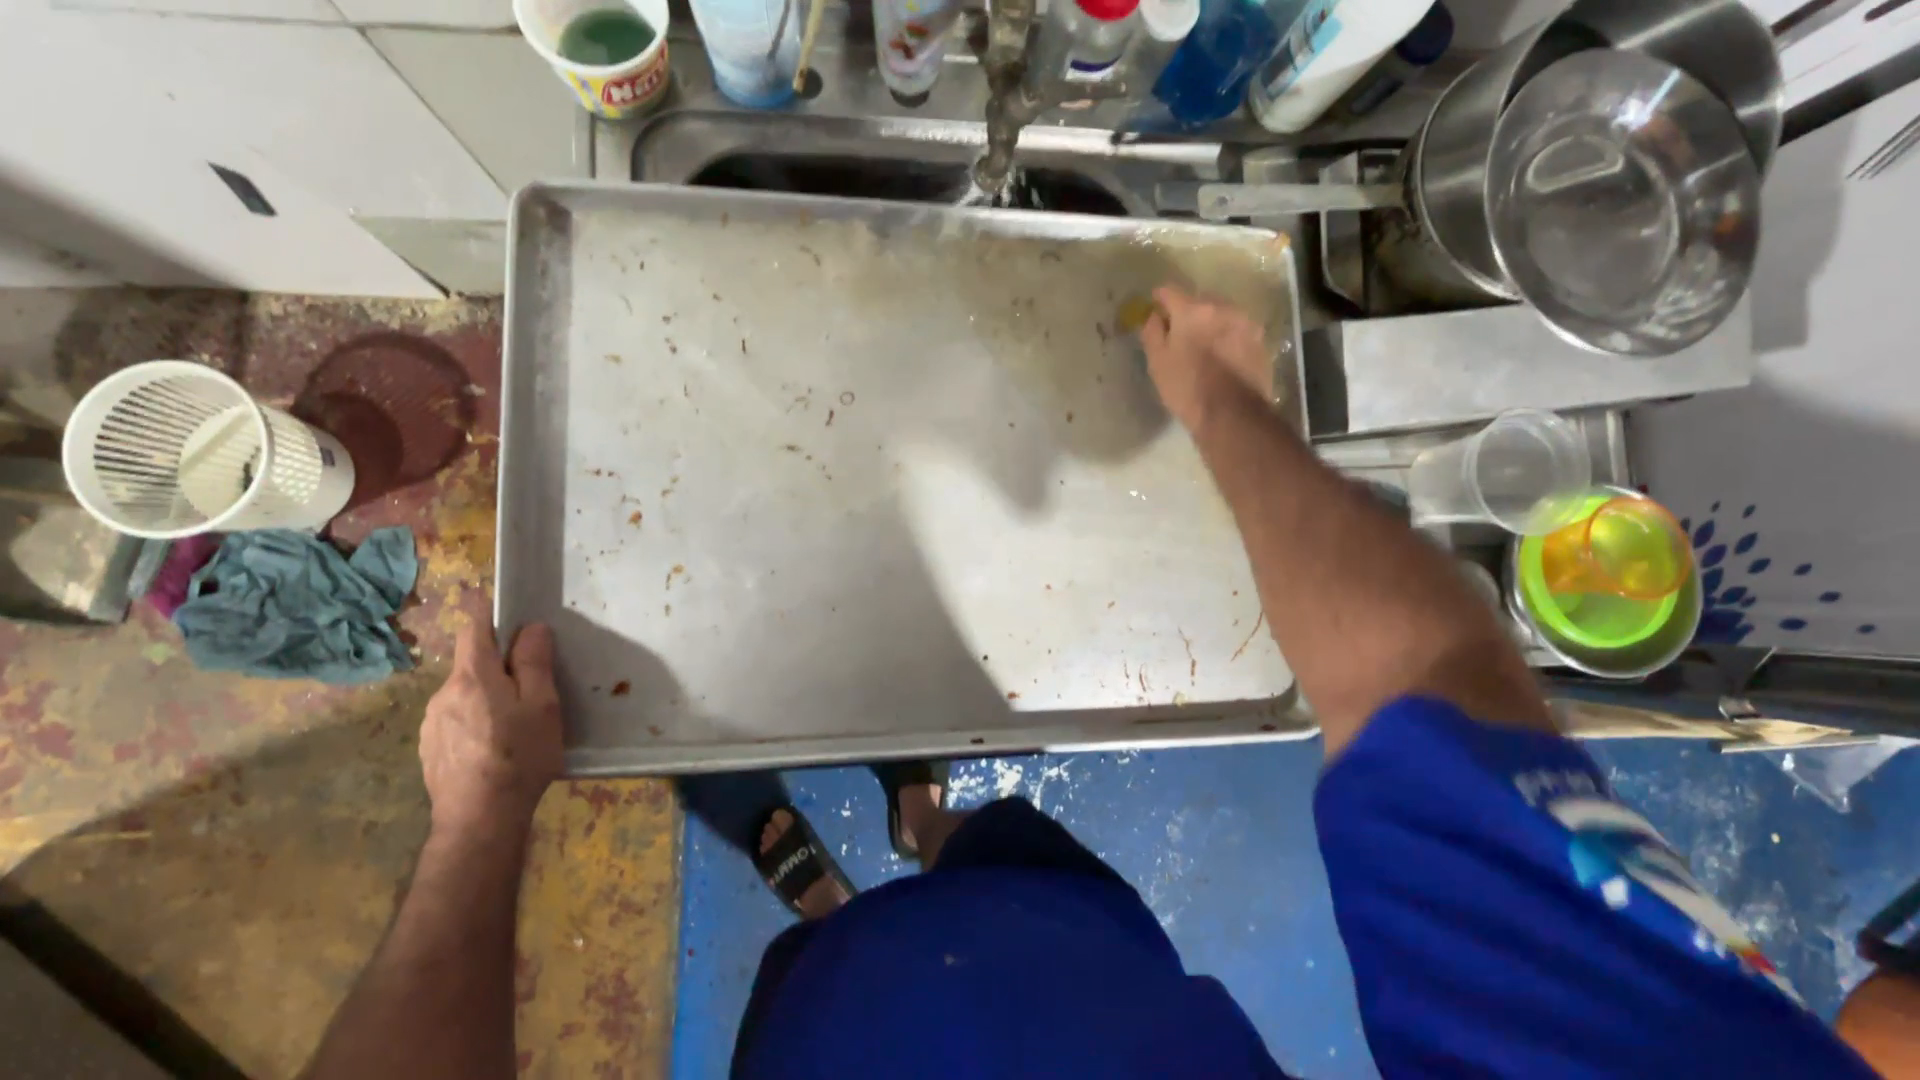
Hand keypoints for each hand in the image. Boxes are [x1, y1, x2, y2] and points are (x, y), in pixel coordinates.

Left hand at [420, 620, 563, 834]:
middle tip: (530, 688)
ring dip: (486, 698)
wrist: (479, 820)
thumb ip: (533, 663)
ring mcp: (431, 723)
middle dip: (497, 667)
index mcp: (472, 676)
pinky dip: (474, 724)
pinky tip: (493, 748)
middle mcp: (443, 693)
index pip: (474, 628)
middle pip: (471, 664)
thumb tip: (530, 628)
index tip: (508, 614)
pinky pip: (455, 722)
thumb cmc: (519, 756)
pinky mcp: (429, 750)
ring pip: (463, 695)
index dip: (491, 616)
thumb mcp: (542, 705)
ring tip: (514, 726)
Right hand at [1137, 285, 1273, 432]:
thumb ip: (1152, 332)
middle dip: (1190, 312)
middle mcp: (1223, 308)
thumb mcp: (1157, 362)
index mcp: (1193, 309)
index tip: (1155, 307)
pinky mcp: (1261, 342)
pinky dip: (1229, 338)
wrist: (1232, 415)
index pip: (1170, 291)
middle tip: (1181, 332)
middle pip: (1201, 300)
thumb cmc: (1187, 388)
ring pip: (1223, 315)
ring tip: (1205, 345)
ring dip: (1212, 324)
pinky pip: (1238, 331)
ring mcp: (1246, 323)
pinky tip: (1223, 357)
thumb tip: (1155, 316)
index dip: (1160, 299)